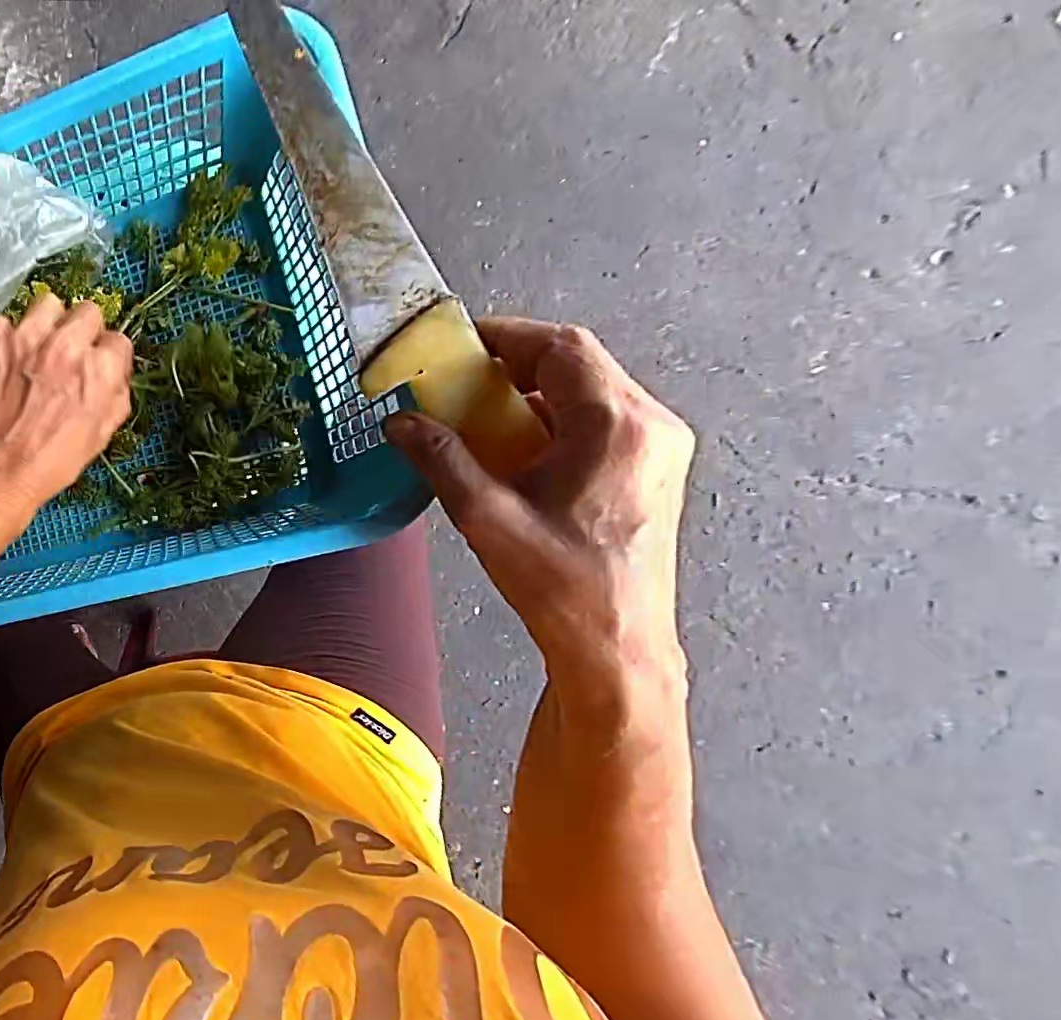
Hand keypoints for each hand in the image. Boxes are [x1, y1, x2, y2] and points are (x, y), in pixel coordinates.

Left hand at [0, 292, 133, 509]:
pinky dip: (14, 336)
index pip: (119, 340)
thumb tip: (116, 372)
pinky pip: (9, 321)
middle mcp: (66, 344)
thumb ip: (117, 392)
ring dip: (52, 321)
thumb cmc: (59, 456)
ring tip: (45, 344)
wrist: (4, 466)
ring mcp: (26, 338)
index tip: (103, 367)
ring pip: (49, 303)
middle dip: (87, 330)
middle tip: (76, 352)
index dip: (112, 356)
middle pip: (88, 311)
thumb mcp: (106, 430)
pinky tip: (14, 358)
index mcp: (100, 368)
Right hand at [384, 317, 694, 665]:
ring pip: (591, 391)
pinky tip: (524, 449)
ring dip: (537, 394)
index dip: (507, 336)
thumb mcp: (486, 517)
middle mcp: (648, 427)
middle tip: (470, 379)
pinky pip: (602, 421)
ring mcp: (657, 449)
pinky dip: (558, 420)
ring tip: (490, 415)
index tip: (466, 343)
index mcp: (615, 427)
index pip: (561, 347)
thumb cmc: (564, 588)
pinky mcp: (652, 470)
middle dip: (518, 364)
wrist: (616, 643)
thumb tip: (403, 424)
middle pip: (578, 364)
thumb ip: (441, 459)